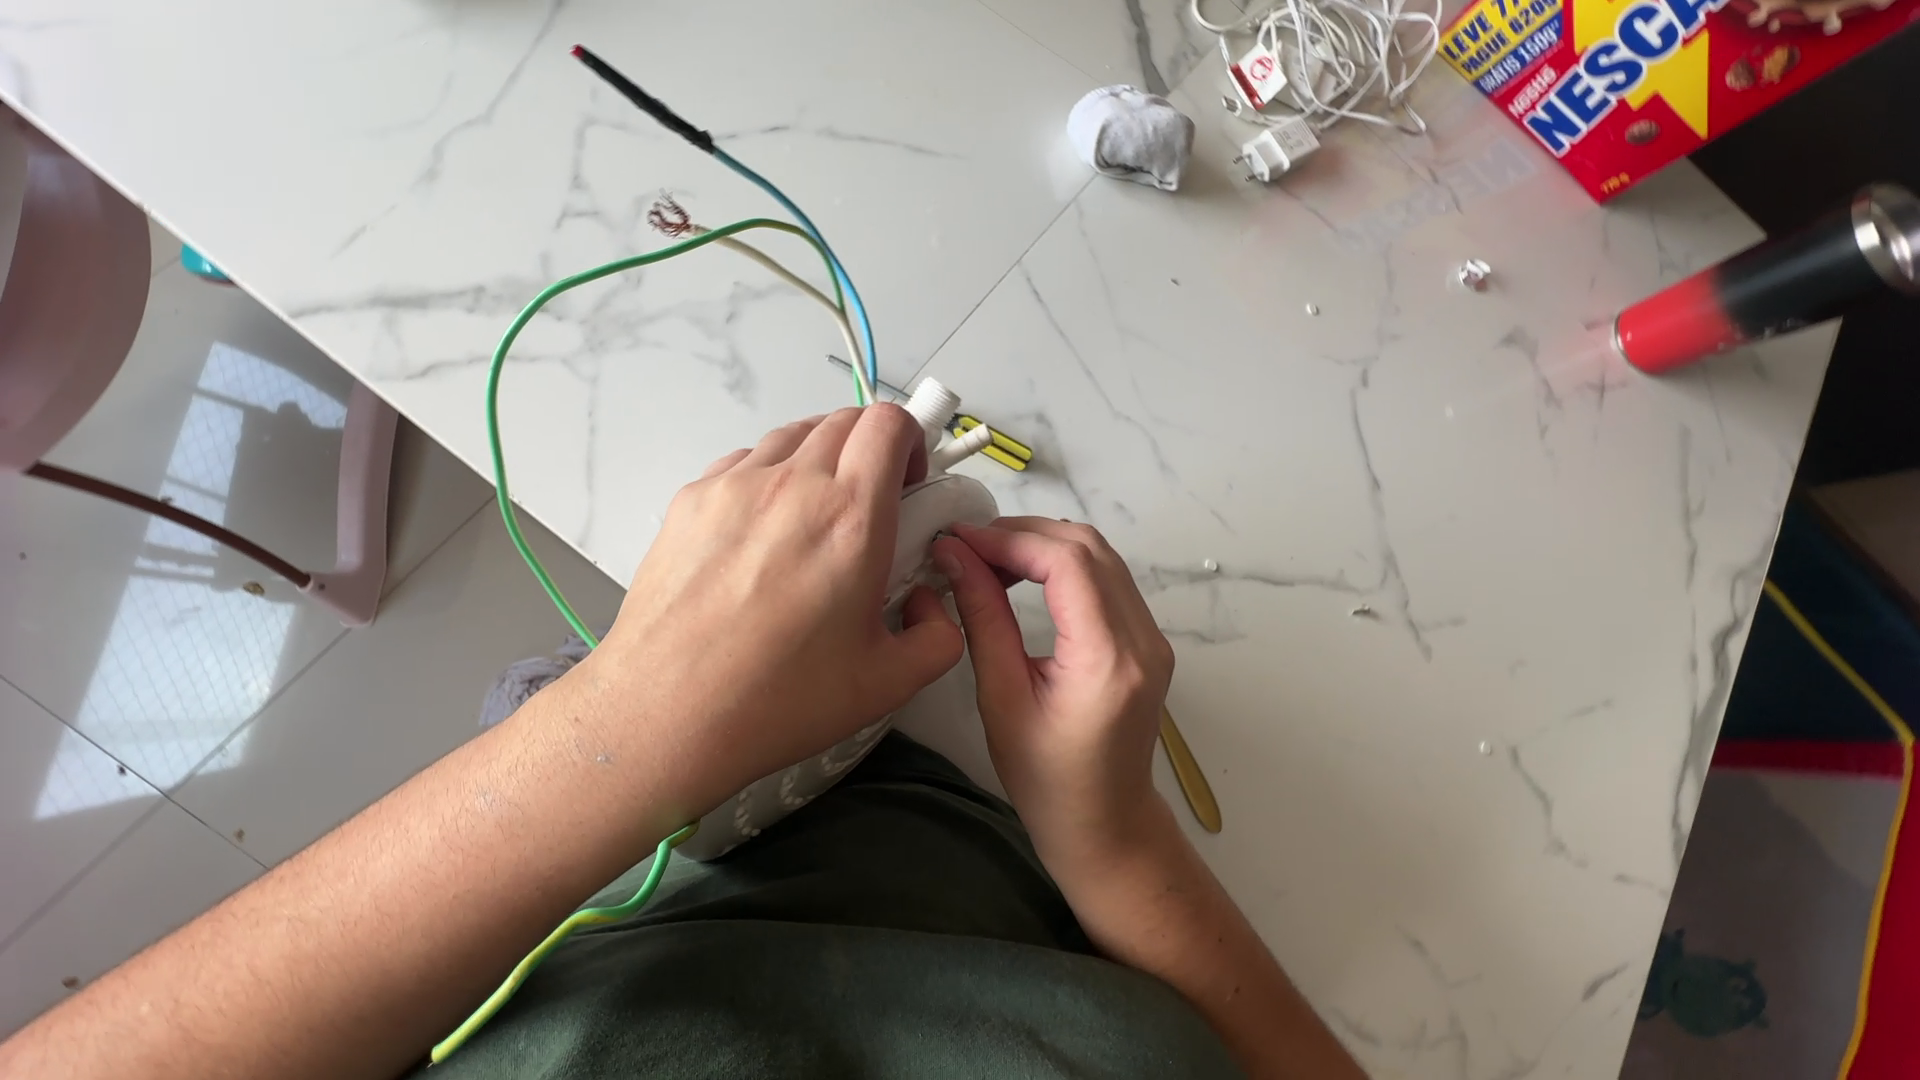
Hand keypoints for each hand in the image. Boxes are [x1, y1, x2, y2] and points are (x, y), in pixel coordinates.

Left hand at [588, 406, 962, 811]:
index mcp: (850, 519)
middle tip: (874, 502)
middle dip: (872, 449)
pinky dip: (770, 476)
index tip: (911, 479)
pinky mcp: (691, 502)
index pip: (889, 425)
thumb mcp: (888, 681)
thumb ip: (938, 635)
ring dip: (821, 458)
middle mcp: (792, 486)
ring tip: (819, 516)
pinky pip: (744, 461)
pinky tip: (767, 530)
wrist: (667, 714)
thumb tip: (931, 604)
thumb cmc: (774, 698)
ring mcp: (734, 488)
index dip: (912, 440)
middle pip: (844, 420)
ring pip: (793, 435)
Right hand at [932, 518, 1174, 866]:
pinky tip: (1025, 576)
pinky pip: (1108, 578)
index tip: (959, 540)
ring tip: (989, 559)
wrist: (1106, 822)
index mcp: (1108, 659)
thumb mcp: (1002, 698)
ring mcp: (1153, 637)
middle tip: (969, 547)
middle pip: (1088, 547)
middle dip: (1024, 534)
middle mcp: (1143, 638)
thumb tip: (954, 556)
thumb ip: (983, 618)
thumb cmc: (1044, 778)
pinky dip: (1064, 564)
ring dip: (1044, 544)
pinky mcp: (1148, 640)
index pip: (1067, 563)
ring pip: (1101, 555)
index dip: (1010, 539)